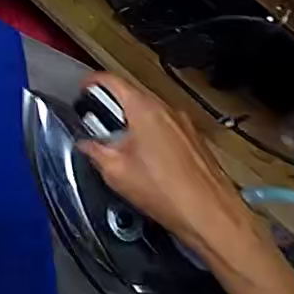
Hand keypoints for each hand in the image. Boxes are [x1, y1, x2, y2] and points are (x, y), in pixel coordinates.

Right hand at [75, 72, 260, 259]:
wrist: (208, 212)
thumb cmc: (168, 192)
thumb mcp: (116, 172)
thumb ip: (95, 151)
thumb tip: (86, 145)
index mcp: (145, 109)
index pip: (113, 81)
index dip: (94, 81)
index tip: (84, 88)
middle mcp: (167, 111)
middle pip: (133, 96)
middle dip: (112, 109)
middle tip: (97, 126)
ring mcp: (184, 125)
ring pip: (151, 114)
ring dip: (133, 125)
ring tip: (121, 152)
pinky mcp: (194, 141)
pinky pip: (167, 129)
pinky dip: (152, 138)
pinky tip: (147, 165)